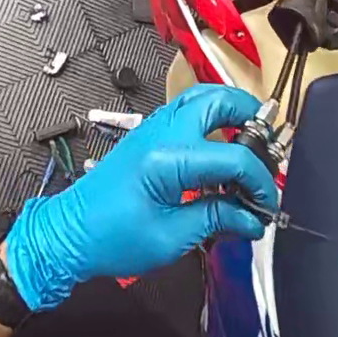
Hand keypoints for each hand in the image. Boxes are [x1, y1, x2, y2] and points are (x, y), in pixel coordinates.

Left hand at [3, 85, 277, 309]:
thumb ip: (217, 219)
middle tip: (268, 147)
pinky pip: (185, 114)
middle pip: (218, 100)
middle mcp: (160, 134)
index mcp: (167, 160)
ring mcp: (151, 131)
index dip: (259, 182)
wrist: (68, 234)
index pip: (233, 158)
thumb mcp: (171, 237)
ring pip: (200, 99)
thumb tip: (250, 217)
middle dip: (251, 118)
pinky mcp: (146, 137)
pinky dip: (210, 123)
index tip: (266, 205)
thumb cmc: (108, 237)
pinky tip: (220, 151)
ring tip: (249, 143)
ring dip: (230, 113)